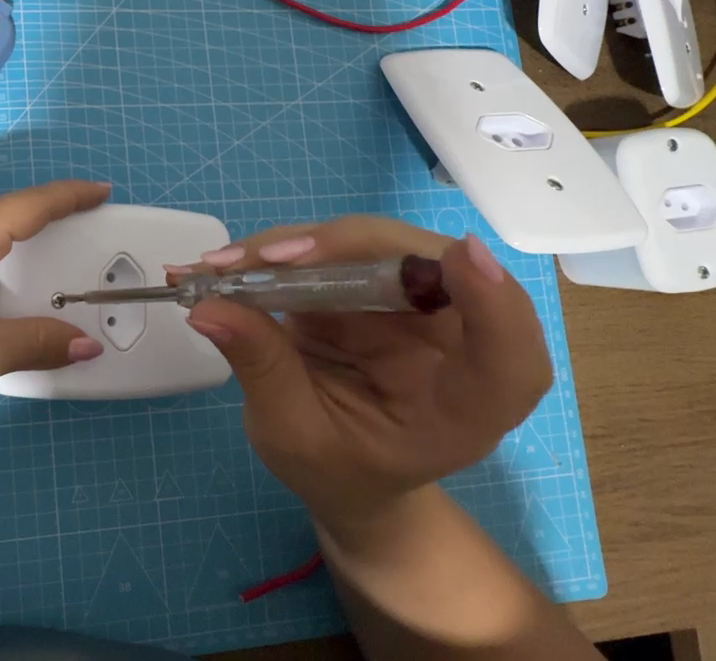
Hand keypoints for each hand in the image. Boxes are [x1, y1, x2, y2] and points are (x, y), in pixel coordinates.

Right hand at [172, 218, 551, 529]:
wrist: (342, 471)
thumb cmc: (337, 470)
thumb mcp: (294, 434)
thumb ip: (263, 369)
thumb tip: (208, 306)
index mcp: (465, 401)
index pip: (508, 352)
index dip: (493, 301)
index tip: (459, 256)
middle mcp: (447, 338)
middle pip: (419, 267)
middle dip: (340, 249)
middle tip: (264, 260)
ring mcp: (404, 304)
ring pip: (362, 245)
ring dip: (290, 246)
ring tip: (218, 265)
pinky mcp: (362, 284)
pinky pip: (323, 251)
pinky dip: (272, 252)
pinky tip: (224, 262)